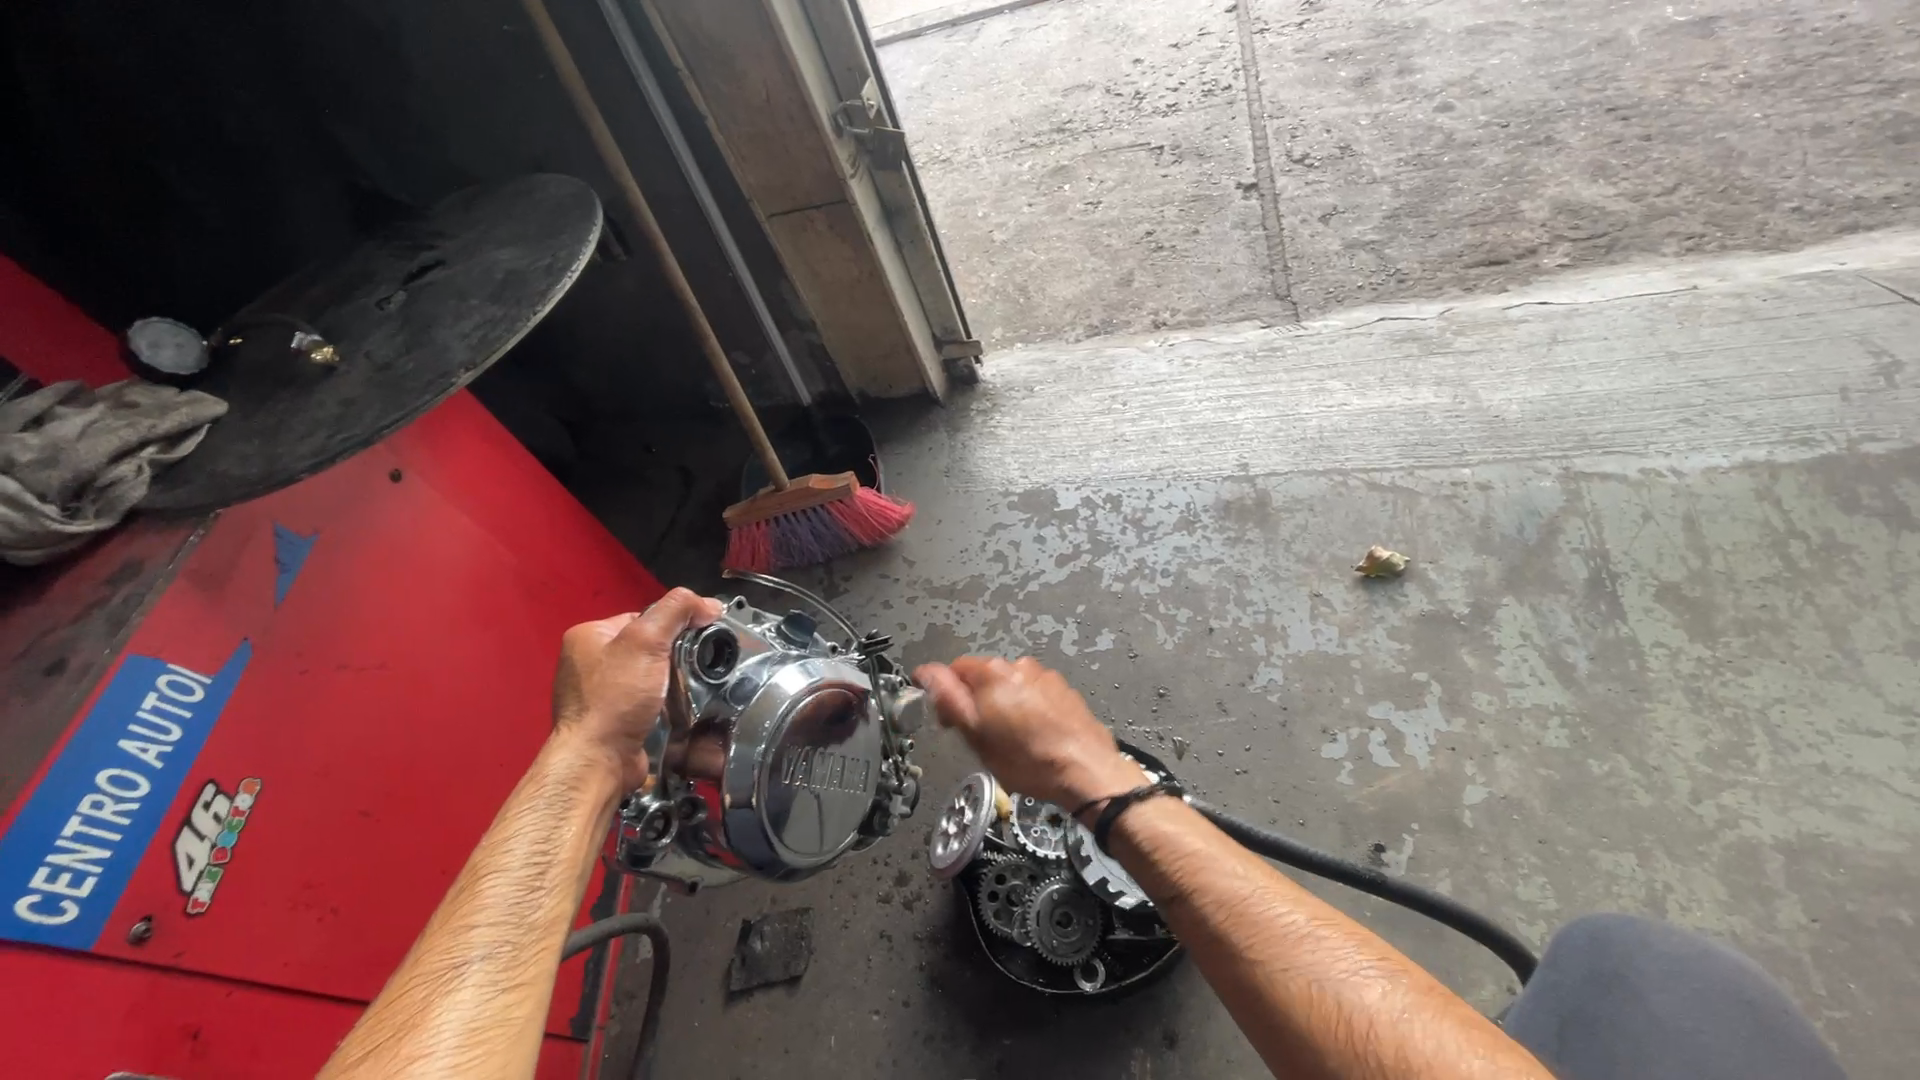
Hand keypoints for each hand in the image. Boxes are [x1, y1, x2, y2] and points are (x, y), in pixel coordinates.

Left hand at [552, 587, 722, 789]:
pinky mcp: (612, 721)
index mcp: (588, 636)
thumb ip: (677, 612)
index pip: (643, 617)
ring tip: (691, 691)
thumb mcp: (646, 641)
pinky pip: (646, 703)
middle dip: (675, 658)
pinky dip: (664, 706)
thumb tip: (709, 604)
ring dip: (673, 684)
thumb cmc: (615, 698)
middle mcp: (588, 663)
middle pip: (649, 648)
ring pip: (651, 677)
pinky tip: (677, 711)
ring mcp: (598, 695)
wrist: (599, 761)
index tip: (697, 638)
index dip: (673, 626)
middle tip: (696, 667)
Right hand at [914, 656, 1144, 812]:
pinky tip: (1034, 736)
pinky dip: (1028, 710)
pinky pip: (1035, 695)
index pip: (953, 670)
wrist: (1087, 771)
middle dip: (977, 702)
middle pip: (983, 677)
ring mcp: (1045, 677)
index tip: (949, 722)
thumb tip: (927, 673)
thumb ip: (948, 699)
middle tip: (981, 737)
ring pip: (1011, 687)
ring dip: (1004, 705)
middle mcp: (1019, 666)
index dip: (946, 696)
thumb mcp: (976, 736)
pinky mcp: (1064, 691)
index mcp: (993, 673)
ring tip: (1011, 740)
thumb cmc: (1029, 760)